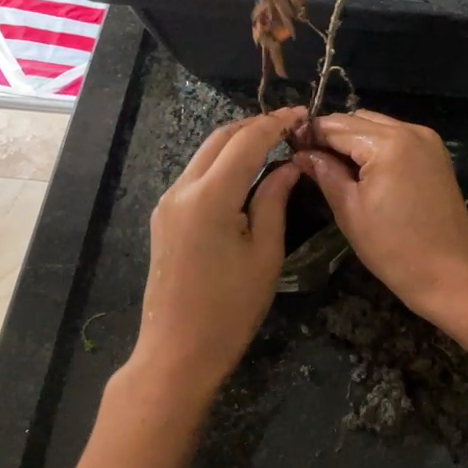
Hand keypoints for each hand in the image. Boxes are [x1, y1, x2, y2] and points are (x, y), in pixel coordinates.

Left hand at [131, 107, 304, 395]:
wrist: (176, 353)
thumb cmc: (229, 310)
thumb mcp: (265, 254)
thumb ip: (274, 200)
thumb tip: (289, 165)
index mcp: (210, 197)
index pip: (247, 142)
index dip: (276, 123)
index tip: (302, 115)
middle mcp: (182, 190)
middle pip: (220, 138)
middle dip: (255, 126)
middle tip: (290, 126)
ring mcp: (169, 202)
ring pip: (205, 153)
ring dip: (238, 142)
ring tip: (274, 144)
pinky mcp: (165, 216)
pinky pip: (196, 174)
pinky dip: (222, 162)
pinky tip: (247, 171)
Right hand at [293, 110, 467, 321]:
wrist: (452, 274)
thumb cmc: (394, 248)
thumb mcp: (350, 211)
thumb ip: (325, 173)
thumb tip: (301, 153)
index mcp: (388, 143)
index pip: (337, 126)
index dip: (311, 134)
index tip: (289, 147)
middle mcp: (410, 130)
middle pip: (358, 119)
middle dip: (332, 134)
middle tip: (308, 158)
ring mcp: (427, 139)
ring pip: (377, 125)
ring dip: (354, 138)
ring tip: (332, 166)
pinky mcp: (435, 153)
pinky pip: (397, 136)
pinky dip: (376, 145)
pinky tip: (362, 169)